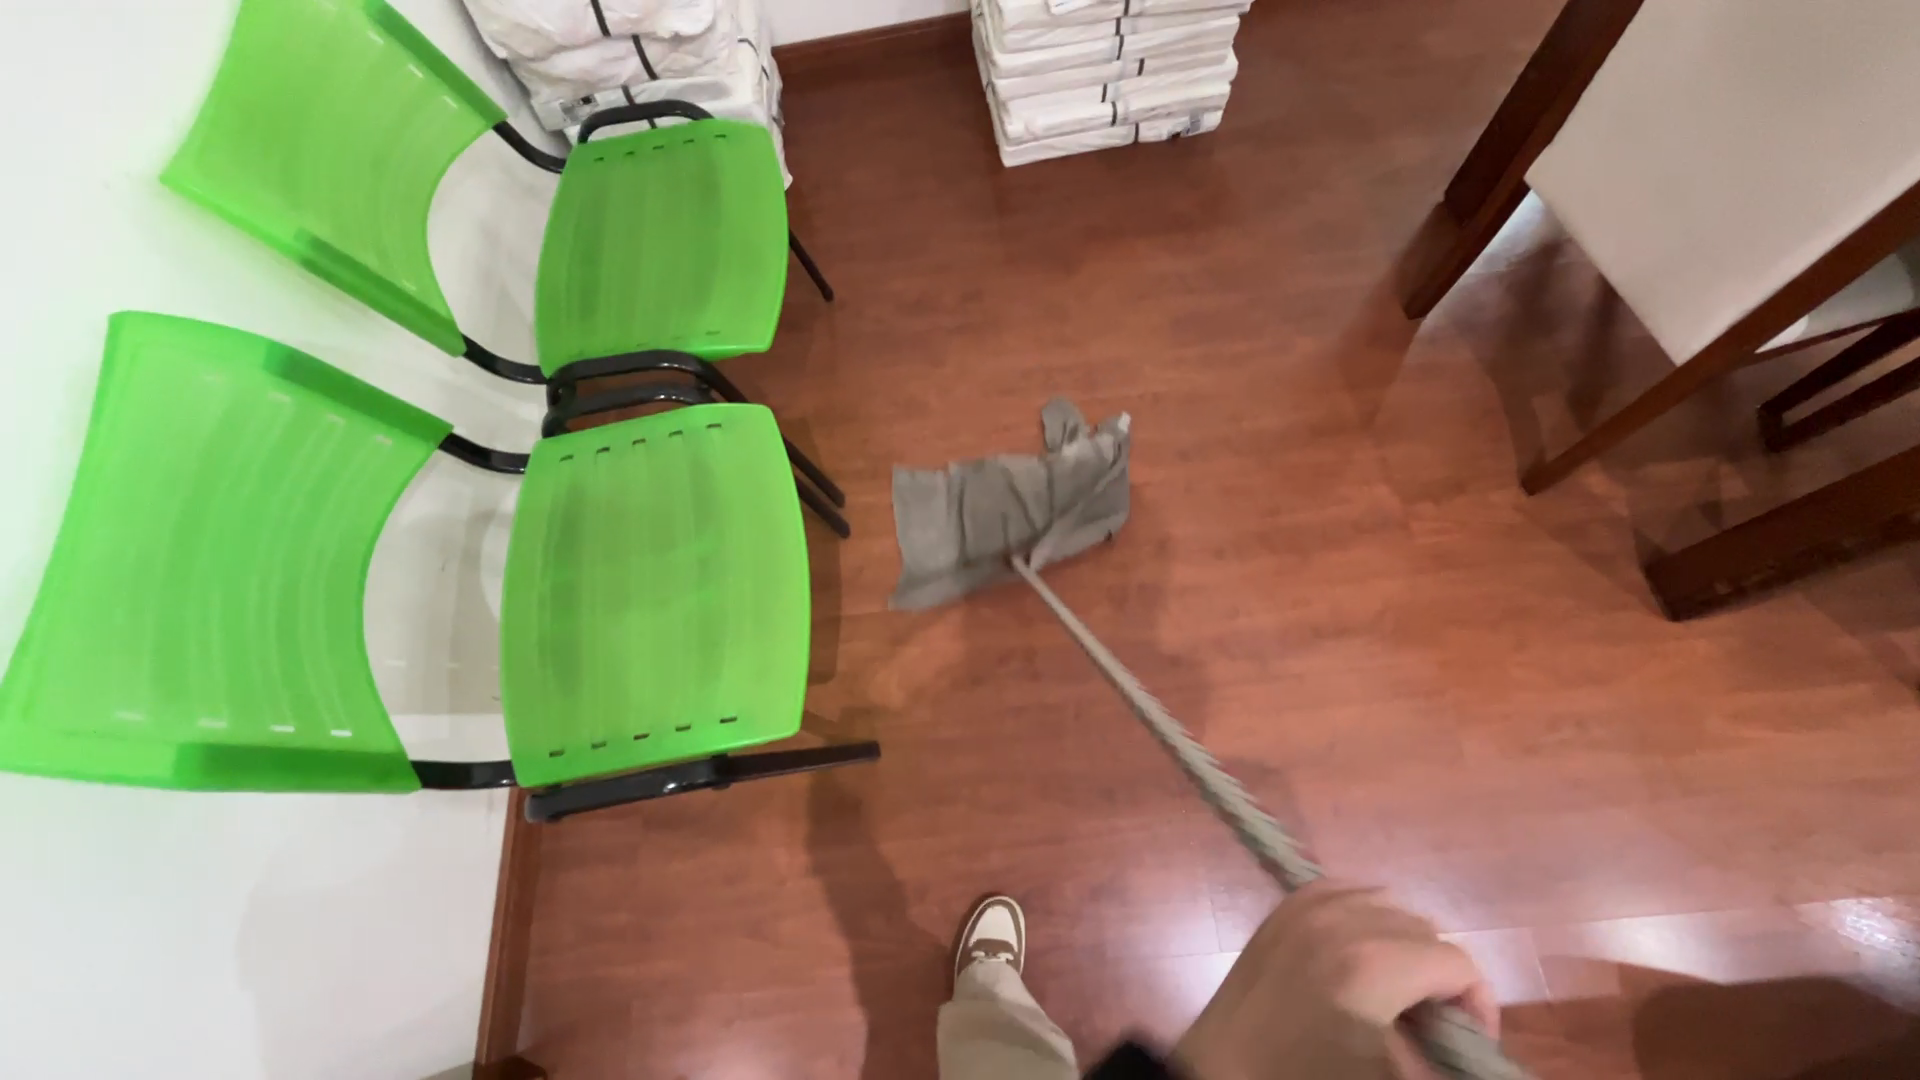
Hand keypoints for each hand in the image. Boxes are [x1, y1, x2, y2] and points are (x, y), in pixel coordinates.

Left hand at [1171, 882, 1498, 1079]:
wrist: (1228, 1070)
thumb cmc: (1309, 1077)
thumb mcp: (1392, 1073)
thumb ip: (1441, 1054)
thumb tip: (1462, 1037)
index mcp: (1373, 963)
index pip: (1458, 962)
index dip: (1476, 1006)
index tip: (1467, 1043)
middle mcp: (1341, 919)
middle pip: (1424, 928)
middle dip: (1438, 975)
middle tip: (1429, 1023)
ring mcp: (1306, 906)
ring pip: (1385, 902)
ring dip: (1402, 941)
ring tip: (1393, 989)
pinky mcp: (1283, 907)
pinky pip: (1342, 890)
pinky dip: (1362, 915)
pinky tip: (1359, 954)